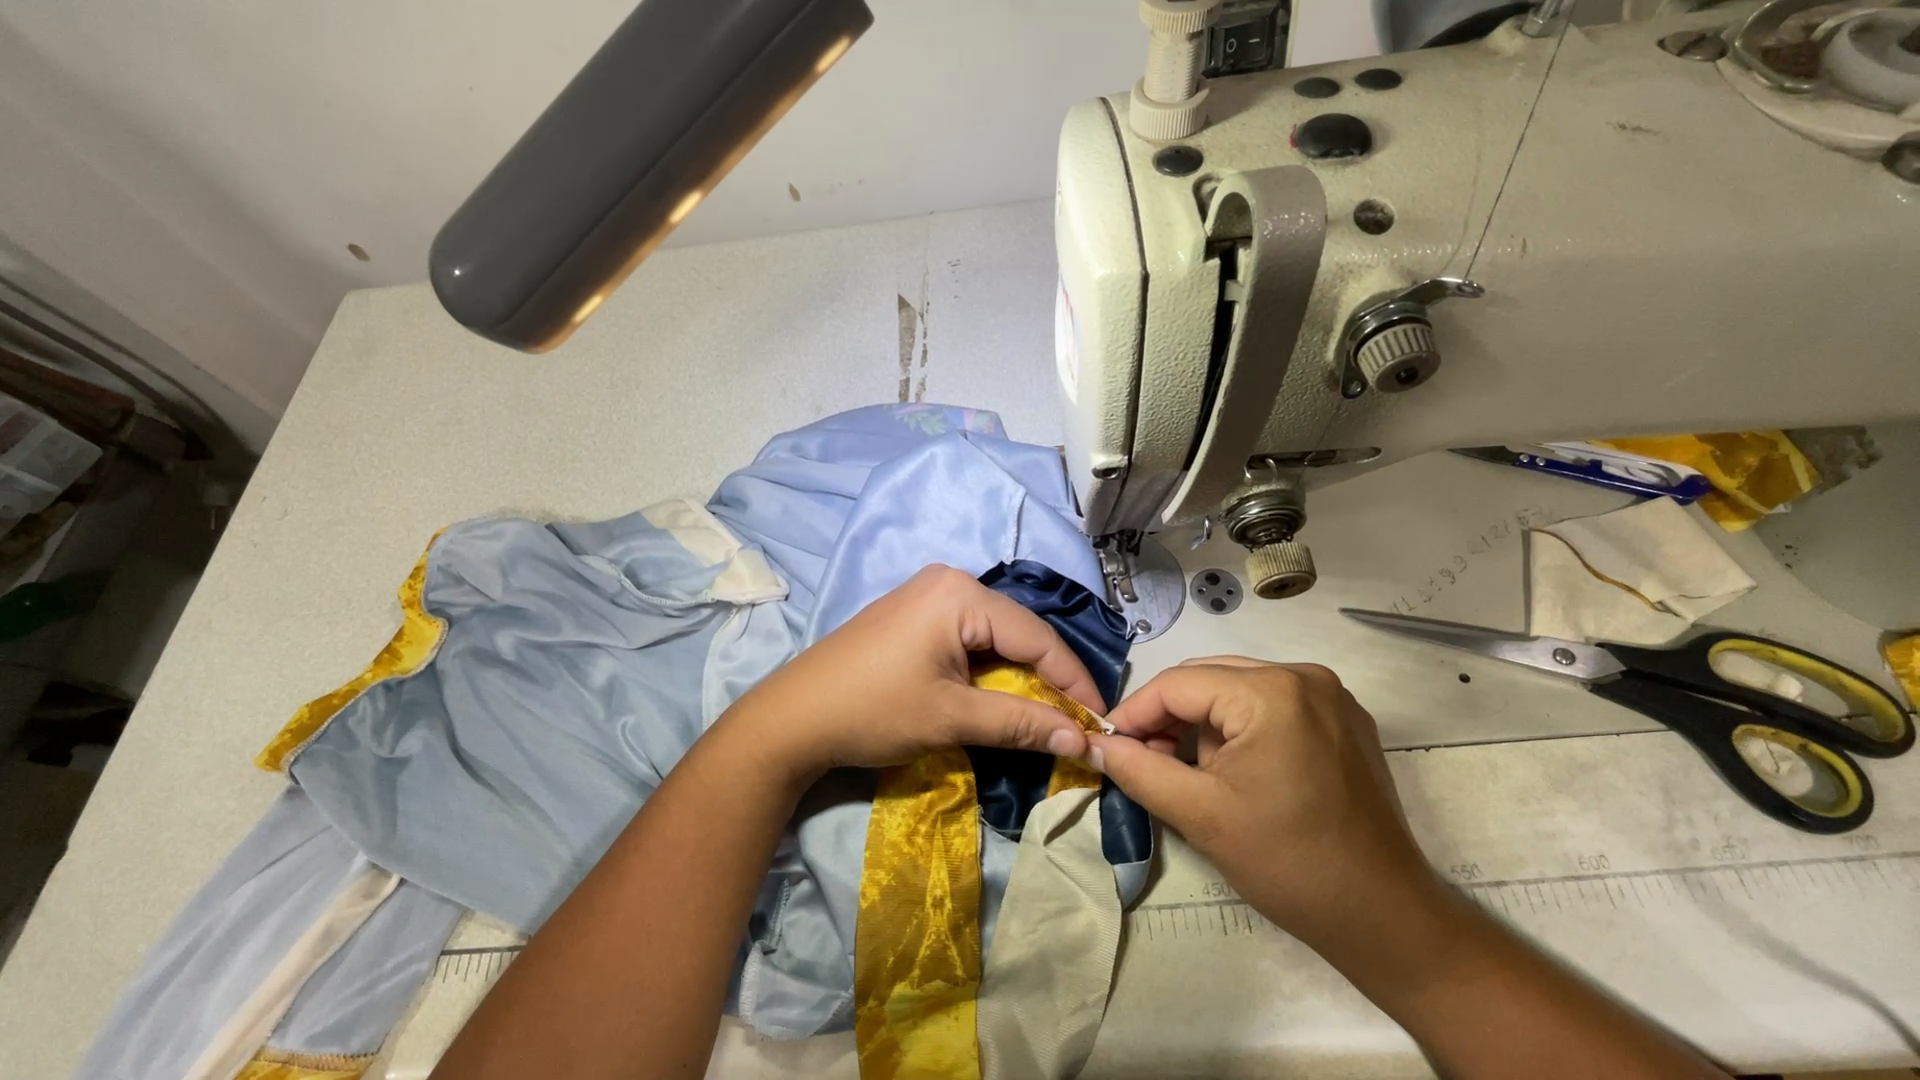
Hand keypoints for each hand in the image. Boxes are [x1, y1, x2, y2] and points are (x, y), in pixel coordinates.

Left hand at [717, 565, 1104, 786]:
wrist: (792, 719)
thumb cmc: (873, 712)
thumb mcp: (953, 718)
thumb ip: (1022, 723)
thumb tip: (1082, 741)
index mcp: (961, 594)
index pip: (1038, 637)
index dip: (1075, 683)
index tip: (1102, 724)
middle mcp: (949, 582)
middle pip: (1019, 633)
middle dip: (1051, 679)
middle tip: (1079, 723)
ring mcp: (928, 595)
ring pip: (997, 637)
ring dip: (1023, 676)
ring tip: (1050, 715)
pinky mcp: (915, 615)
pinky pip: (971, 639)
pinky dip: (992, 670)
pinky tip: (1006, 696)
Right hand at [1087, 658, 1440, 952]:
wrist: (1382, 915)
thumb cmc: (1288, 863)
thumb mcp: (1200, 814)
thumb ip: (1139, 770)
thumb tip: (1094, 744)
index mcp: (1273, 692)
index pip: (1178, 684)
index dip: (1134, 713)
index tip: (1106, 746)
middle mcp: (1305, 676)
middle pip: (1208, 679)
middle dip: (1168, 716)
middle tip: (1142, 760)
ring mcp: (1331, 696)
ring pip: (1237, 690)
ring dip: (1203, 724)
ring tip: (1191, 774)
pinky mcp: (1344, 720)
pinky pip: (1271, 705)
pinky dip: (1241, 728)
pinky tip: (1234, 771)